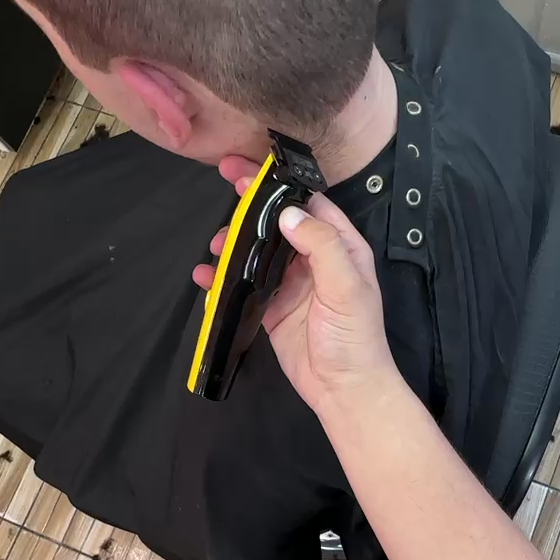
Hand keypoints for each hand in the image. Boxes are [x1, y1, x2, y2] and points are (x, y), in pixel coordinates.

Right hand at [193, 158, 397, 416]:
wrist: (344, 390)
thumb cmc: (354, 338)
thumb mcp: (345, 287)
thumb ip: (321, 246)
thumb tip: (288, 212)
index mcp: (340, 247)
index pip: (309, 203)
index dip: (281, 183)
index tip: (250, 169)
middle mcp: (315, 260)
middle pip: (279, 221)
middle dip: (251, 204)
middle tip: (223, 181)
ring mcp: (291, 284)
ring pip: (258, 251)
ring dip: (235, 242)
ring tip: (215, 243)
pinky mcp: (272, 308)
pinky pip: (244, 284)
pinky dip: (223, 278)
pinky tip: (205, 276)